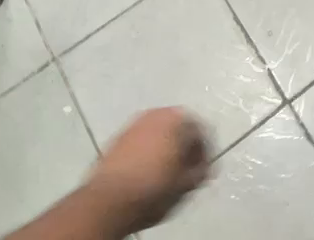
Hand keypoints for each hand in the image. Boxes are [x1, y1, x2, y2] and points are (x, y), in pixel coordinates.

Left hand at [84, 108, 210, 231]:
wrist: (108, 200)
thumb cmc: (152, 190)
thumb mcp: (184, 185)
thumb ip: (201, 169)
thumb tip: (204, 164)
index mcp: (177, 119)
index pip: (201, 129)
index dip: (205, 150)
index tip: (203, 168)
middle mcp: (156, 113)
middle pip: (180, 125)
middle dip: (185, 144)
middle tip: (187, 167)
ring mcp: (136, 122)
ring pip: (160, 130)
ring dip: (167, 145)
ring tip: (167, 169)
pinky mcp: (119, 135)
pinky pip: (143, 137)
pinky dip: (149, 148)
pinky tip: (148, 168)